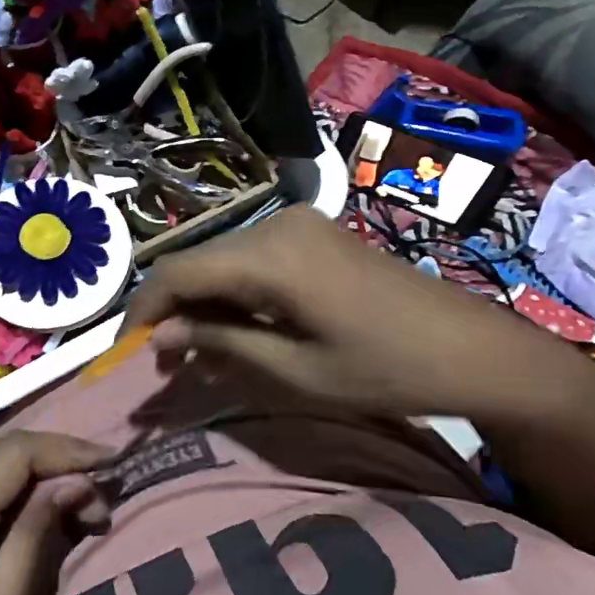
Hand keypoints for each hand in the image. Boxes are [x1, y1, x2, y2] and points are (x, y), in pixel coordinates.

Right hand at [124, 208, 567, 418]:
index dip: (144, 311)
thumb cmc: (384, 369)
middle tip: (164, 365)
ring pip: (226, 260)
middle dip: (174, 310)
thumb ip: (220, 343)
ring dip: (206, 303)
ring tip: (199, 355)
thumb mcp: (294, 370)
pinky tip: (239, 328)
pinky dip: (237, 293)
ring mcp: (301, 225)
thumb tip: (161, 336)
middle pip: (199, 262)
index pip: (178, 273)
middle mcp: (278, 224)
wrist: (469, 348)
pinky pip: (257, 259)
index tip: (126, 352)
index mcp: (269, 255)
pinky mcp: (317, 235)